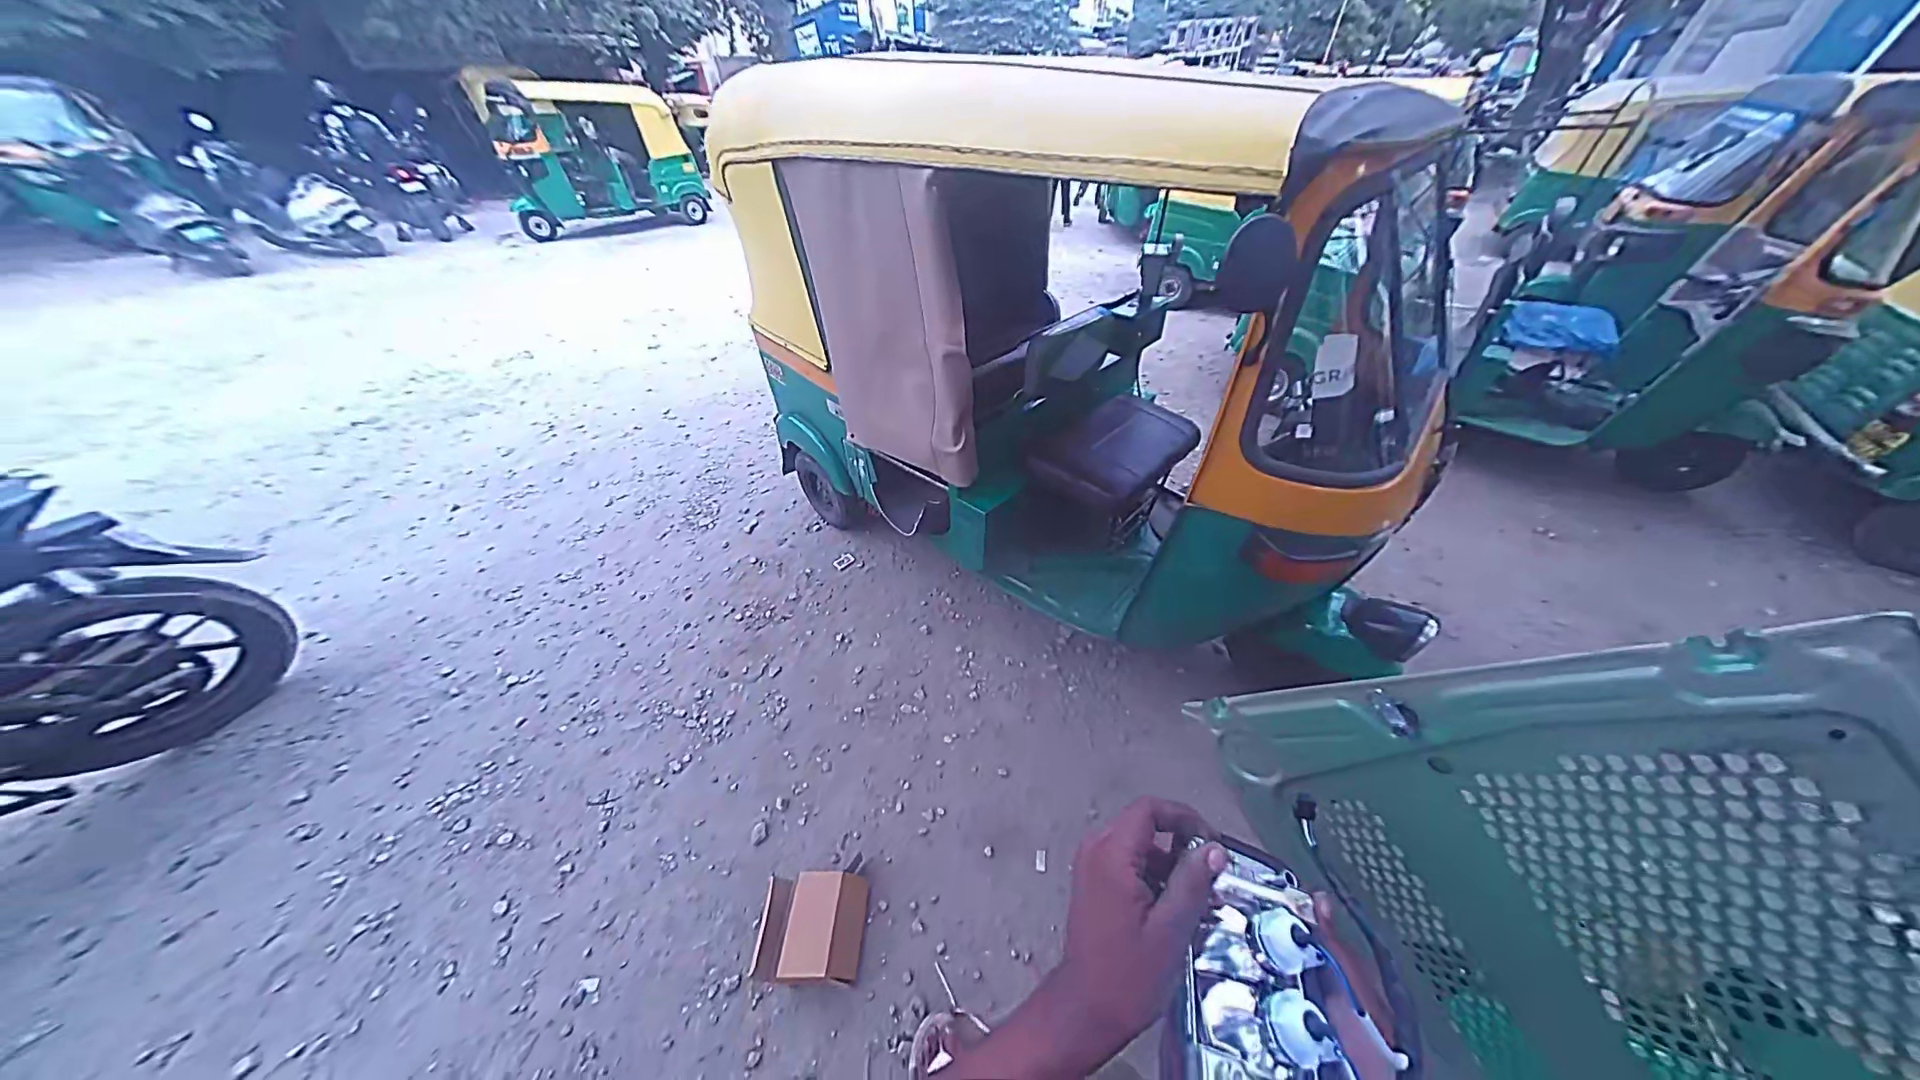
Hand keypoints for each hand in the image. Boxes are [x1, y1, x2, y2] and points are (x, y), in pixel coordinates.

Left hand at [944, 798, 1226, 1079]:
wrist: (1087, 1007)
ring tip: (1195, 898)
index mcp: (1111, 854)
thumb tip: (1213, 849)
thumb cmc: (1126, 974)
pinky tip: (1172, 906)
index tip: (1211, 843)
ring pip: (1138, 843)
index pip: (1149, 809)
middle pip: (1144, 824)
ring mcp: (1091, 864)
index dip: (1184, 817)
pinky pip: (1127, 861)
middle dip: (1180, 843)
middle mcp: (1096, 850)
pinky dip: (1152, 874)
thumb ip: (1192, 882)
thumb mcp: (1170, 928)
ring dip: (1168, 863)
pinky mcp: (1093, 880)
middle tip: (1208, 874)